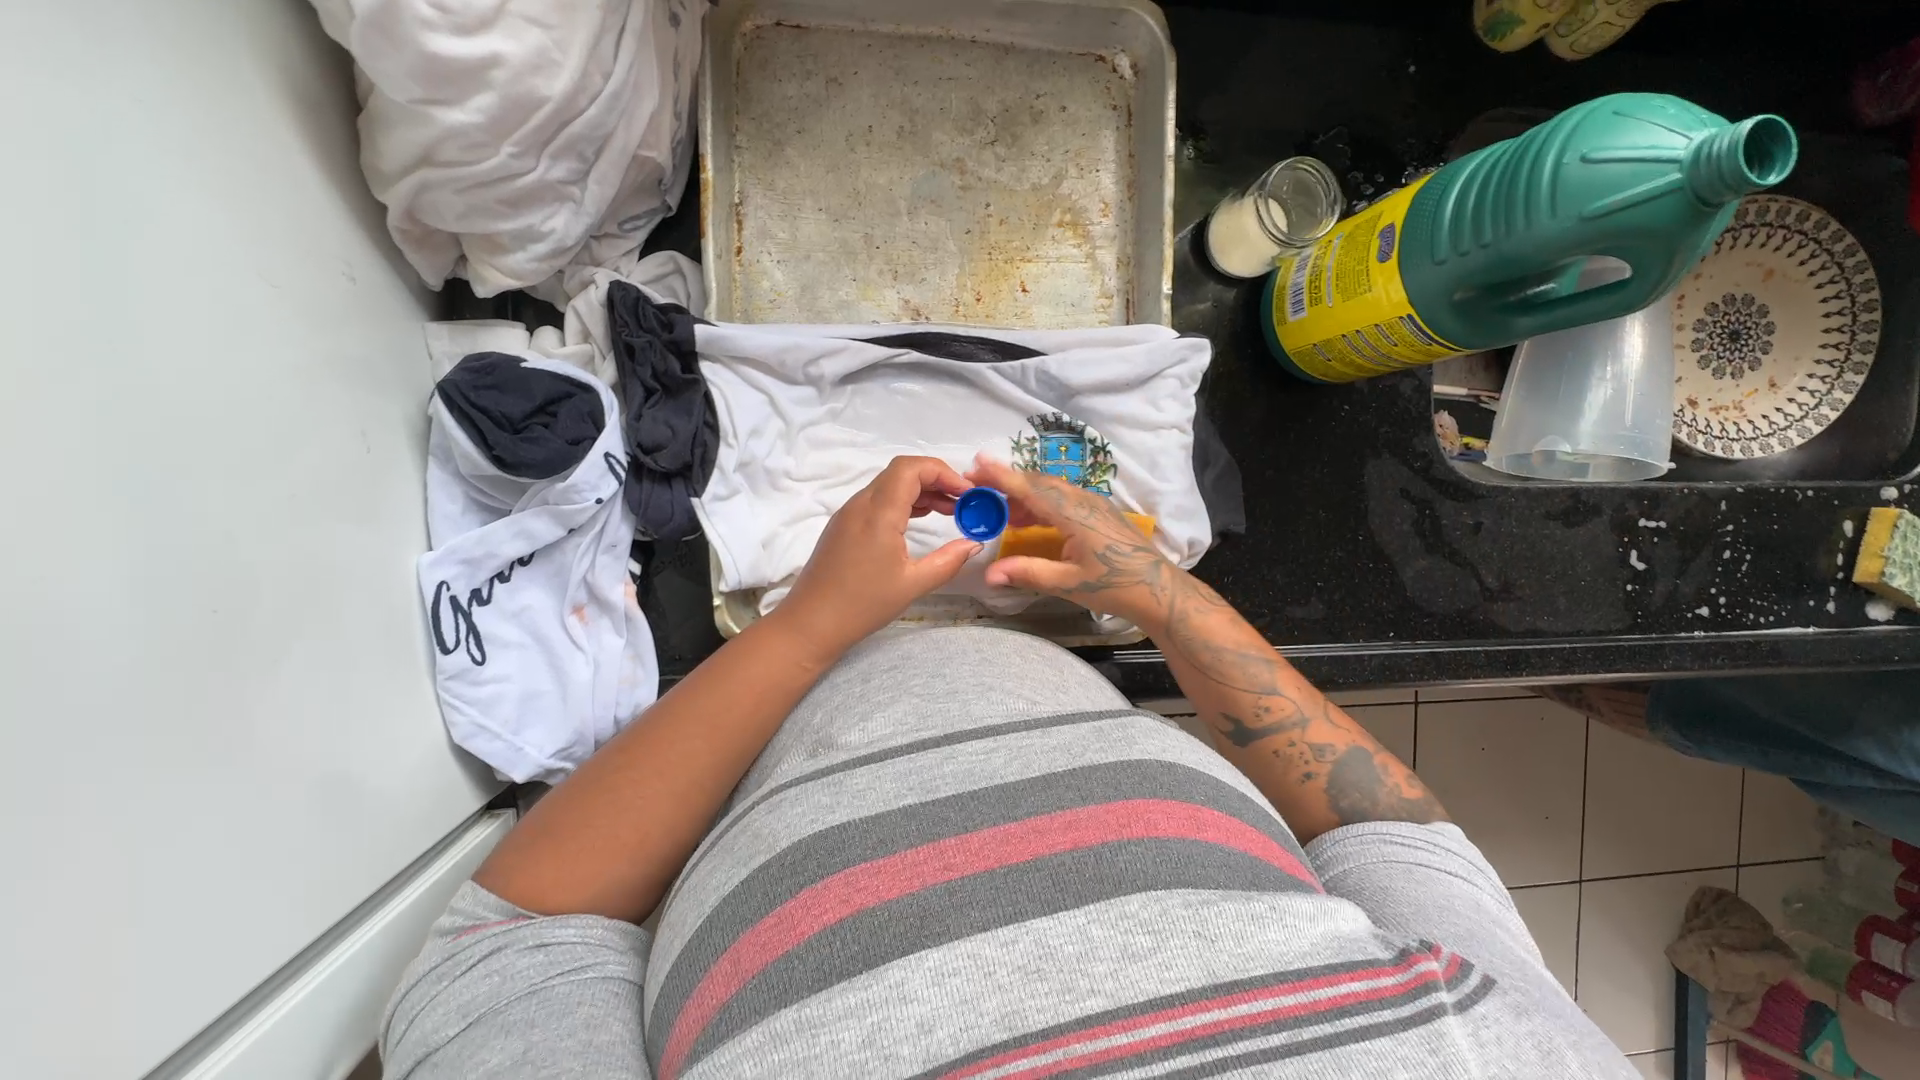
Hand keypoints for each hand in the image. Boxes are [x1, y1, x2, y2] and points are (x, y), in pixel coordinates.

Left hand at [774, 455, 980, 655]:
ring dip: (920, 491)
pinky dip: (902, 502)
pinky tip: (921, 520)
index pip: (911, 469)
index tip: (967, 492)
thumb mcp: (913, 585)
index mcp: (878, 513)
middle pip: (901, 472)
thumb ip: (948, 561)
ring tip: (949, 510)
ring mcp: (848, 514)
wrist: (810, 624)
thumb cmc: (862, 605)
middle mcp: (860, 504)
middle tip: (963, 501)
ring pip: (888, 485)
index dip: (942, 472)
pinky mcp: (843, 526)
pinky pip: (876, 500)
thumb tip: (974, 543)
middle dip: (935, 479)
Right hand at [967, 455, 1177, 630]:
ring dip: (1022, 494)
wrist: (1158, 590)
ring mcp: (1093, 504)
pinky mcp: (1098, 513)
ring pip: (1051, 490)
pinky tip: (1027, 519)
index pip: (1031, 488)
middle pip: (1039, 483)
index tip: (976, 464)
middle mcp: (1083, 501)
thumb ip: (1028, 573)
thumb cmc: (1115, 587)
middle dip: (1007, 482)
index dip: (1002, 476)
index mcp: (1074, 514)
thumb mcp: (1068, 583)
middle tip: (977, 485)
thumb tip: (989, 574)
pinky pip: (1062, 498)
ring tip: (997, 508)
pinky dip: (1039, 503)